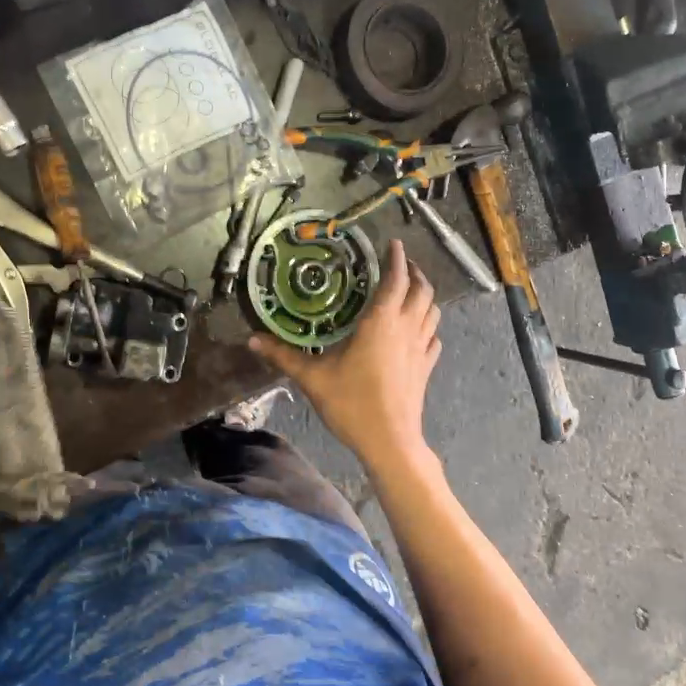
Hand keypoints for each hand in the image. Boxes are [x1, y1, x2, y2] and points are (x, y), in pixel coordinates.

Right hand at [249, 239, 441, 464]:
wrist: (390, 442)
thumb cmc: (352, 404)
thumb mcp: (313, 378)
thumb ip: (284, 356)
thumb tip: (252, 340)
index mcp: (381, 322)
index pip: (395, 279)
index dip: (396, 258)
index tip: (392, 243)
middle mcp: (406, 328)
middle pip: (422, 290)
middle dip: (414, 272)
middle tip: (400, 264)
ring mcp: (421, 348)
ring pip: (433, 311)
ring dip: (425, 296)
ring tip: (411, 290)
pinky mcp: (426, 367)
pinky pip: (434, 337)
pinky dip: (429, 326)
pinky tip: (419, 330)